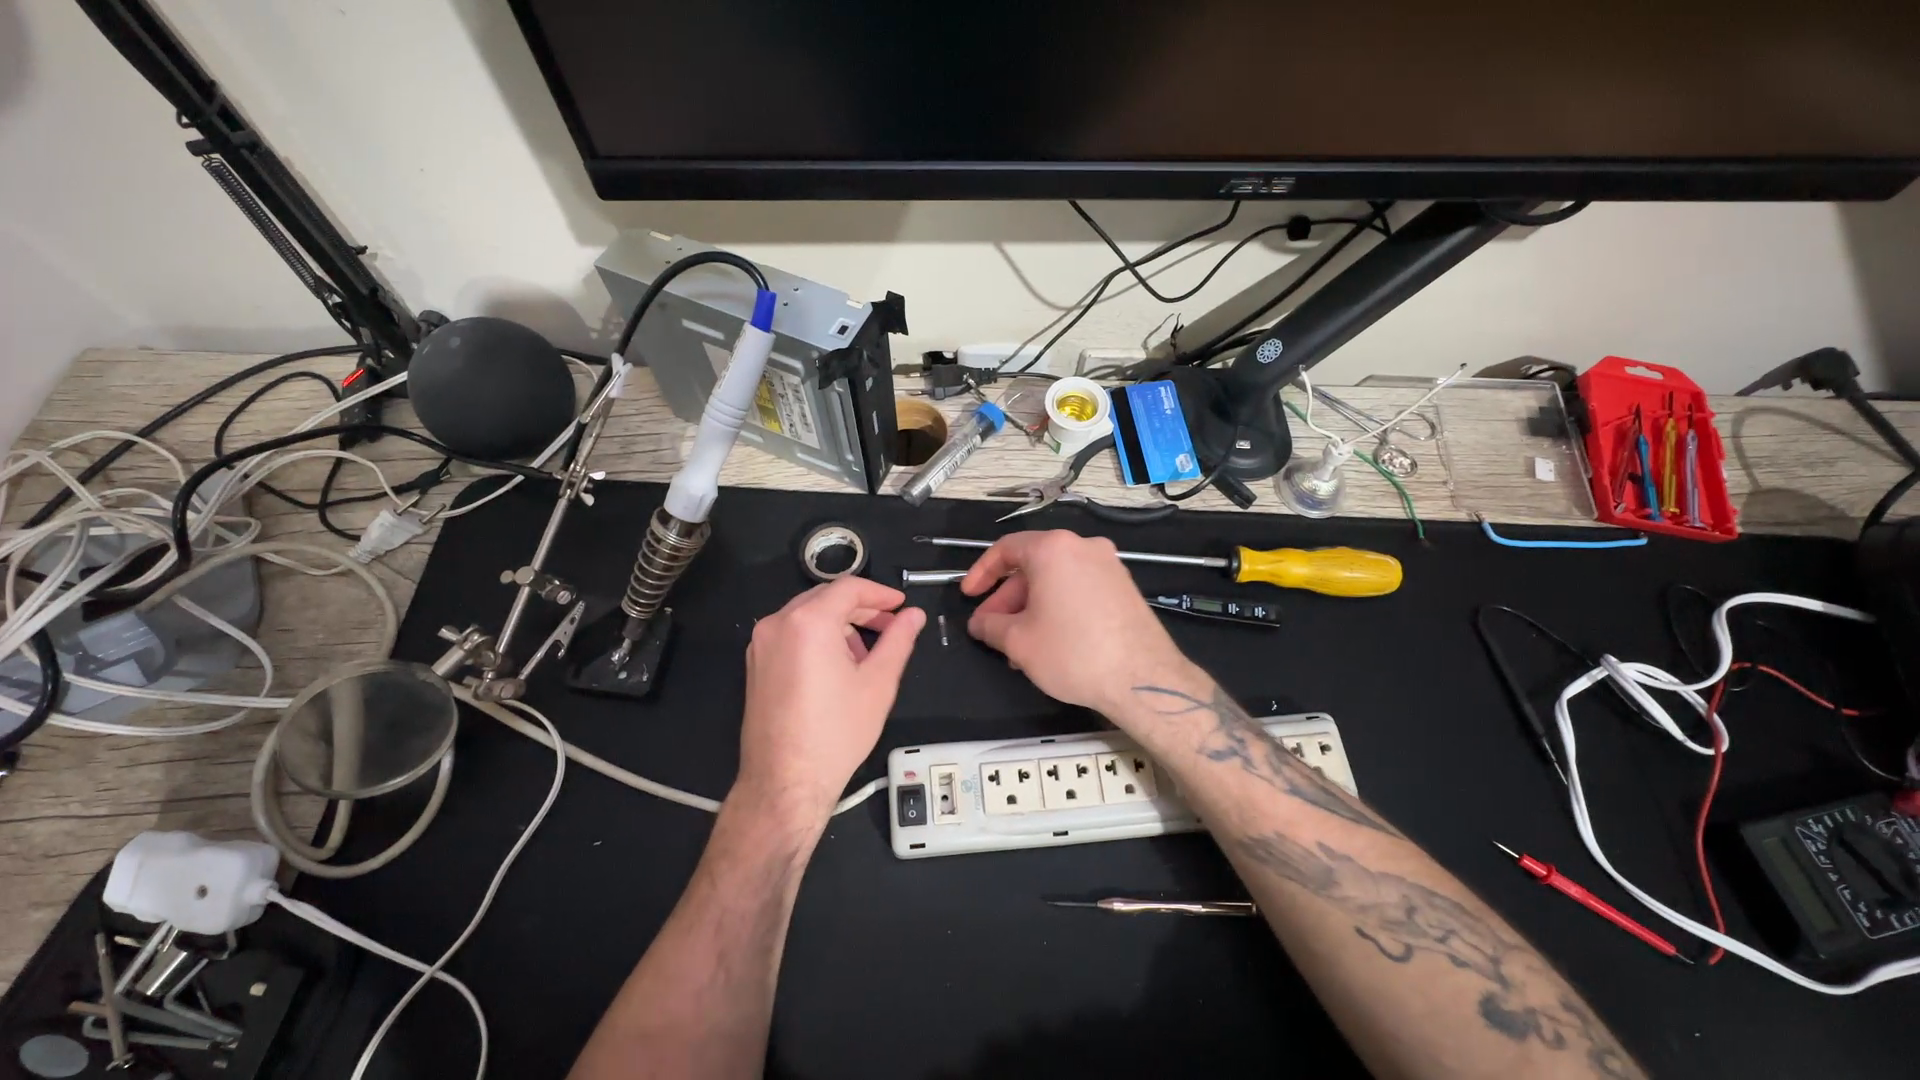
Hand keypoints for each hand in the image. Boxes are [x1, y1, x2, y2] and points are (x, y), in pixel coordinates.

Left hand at [736, 577, 925, 822]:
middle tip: (891, 626)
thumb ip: (898, 640)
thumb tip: (913, 615)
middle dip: (861, 608)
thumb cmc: (837, 732)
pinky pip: (791, 635)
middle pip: (825, 598)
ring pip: (806, 616)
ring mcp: (761, 644)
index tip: (902, 606)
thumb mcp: (878, 683)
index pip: (848, 588)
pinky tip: (838, 666)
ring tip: (867, 653)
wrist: (785, 781)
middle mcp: (778, 624)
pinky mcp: (756, 665)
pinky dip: (817, 638)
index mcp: (808, 622)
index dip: (880, 593)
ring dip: (839, 624)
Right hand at [961, 530, 1190, 711]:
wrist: (1142, 678)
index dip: (981, 573)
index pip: (1006, 549)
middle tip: (991, 628)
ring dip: (1032, 608)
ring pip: (1057, 581)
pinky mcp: (1124, 588)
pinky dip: (1058, 608)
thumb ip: (991, 626)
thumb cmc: (1073, 652)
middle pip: (1033, 566)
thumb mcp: (1019, 641)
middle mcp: (1084, 547)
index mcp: (1054, 549)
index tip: (969, 596)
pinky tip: (1049, 642)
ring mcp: (1109, 566)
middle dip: (1007, 598)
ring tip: (1018, 646)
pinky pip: (1079, 590)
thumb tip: (981, 624)